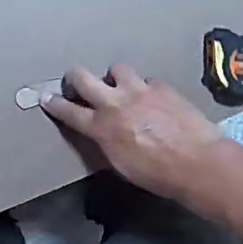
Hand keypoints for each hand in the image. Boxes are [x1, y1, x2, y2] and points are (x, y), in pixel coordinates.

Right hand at [39, 63, 223, 200]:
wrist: (196, 162)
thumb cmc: (158, 174)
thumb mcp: (121, 165)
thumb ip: (108, 143)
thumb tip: (105, 134)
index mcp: (101, 127)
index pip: (68, 111)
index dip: (54, 104)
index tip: (46, 97)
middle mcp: (115, 103)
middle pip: (83, 77)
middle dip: (74, 76)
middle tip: (75, 79)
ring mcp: (139, 90)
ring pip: (117, 69)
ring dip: (115, 77)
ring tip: (121, 86)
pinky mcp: (162, 86)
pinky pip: (147, 80)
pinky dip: (146, 88)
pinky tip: (154, 99)